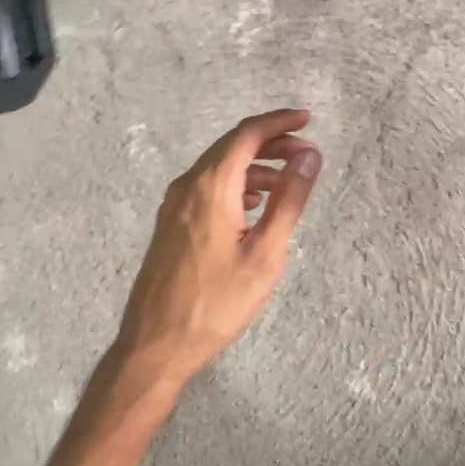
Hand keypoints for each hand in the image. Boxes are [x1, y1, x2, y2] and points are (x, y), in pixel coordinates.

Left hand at [113, 109, 322, 384]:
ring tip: (288, 180)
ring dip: (255, 165)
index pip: (247, 134)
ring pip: (219, 166)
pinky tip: (255, 205)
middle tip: (306, 151)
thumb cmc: (216, 303)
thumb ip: (289, 200)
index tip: (308, 119)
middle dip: (271, 141)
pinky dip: (237, 183)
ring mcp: (175, 203)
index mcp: (211, 184)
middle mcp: (188, 184)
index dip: (279, 122)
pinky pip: (208, 186)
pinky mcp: (171, 223)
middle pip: (232, 145)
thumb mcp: (264, 254)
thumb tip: (309, 155)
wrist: (154, 346)